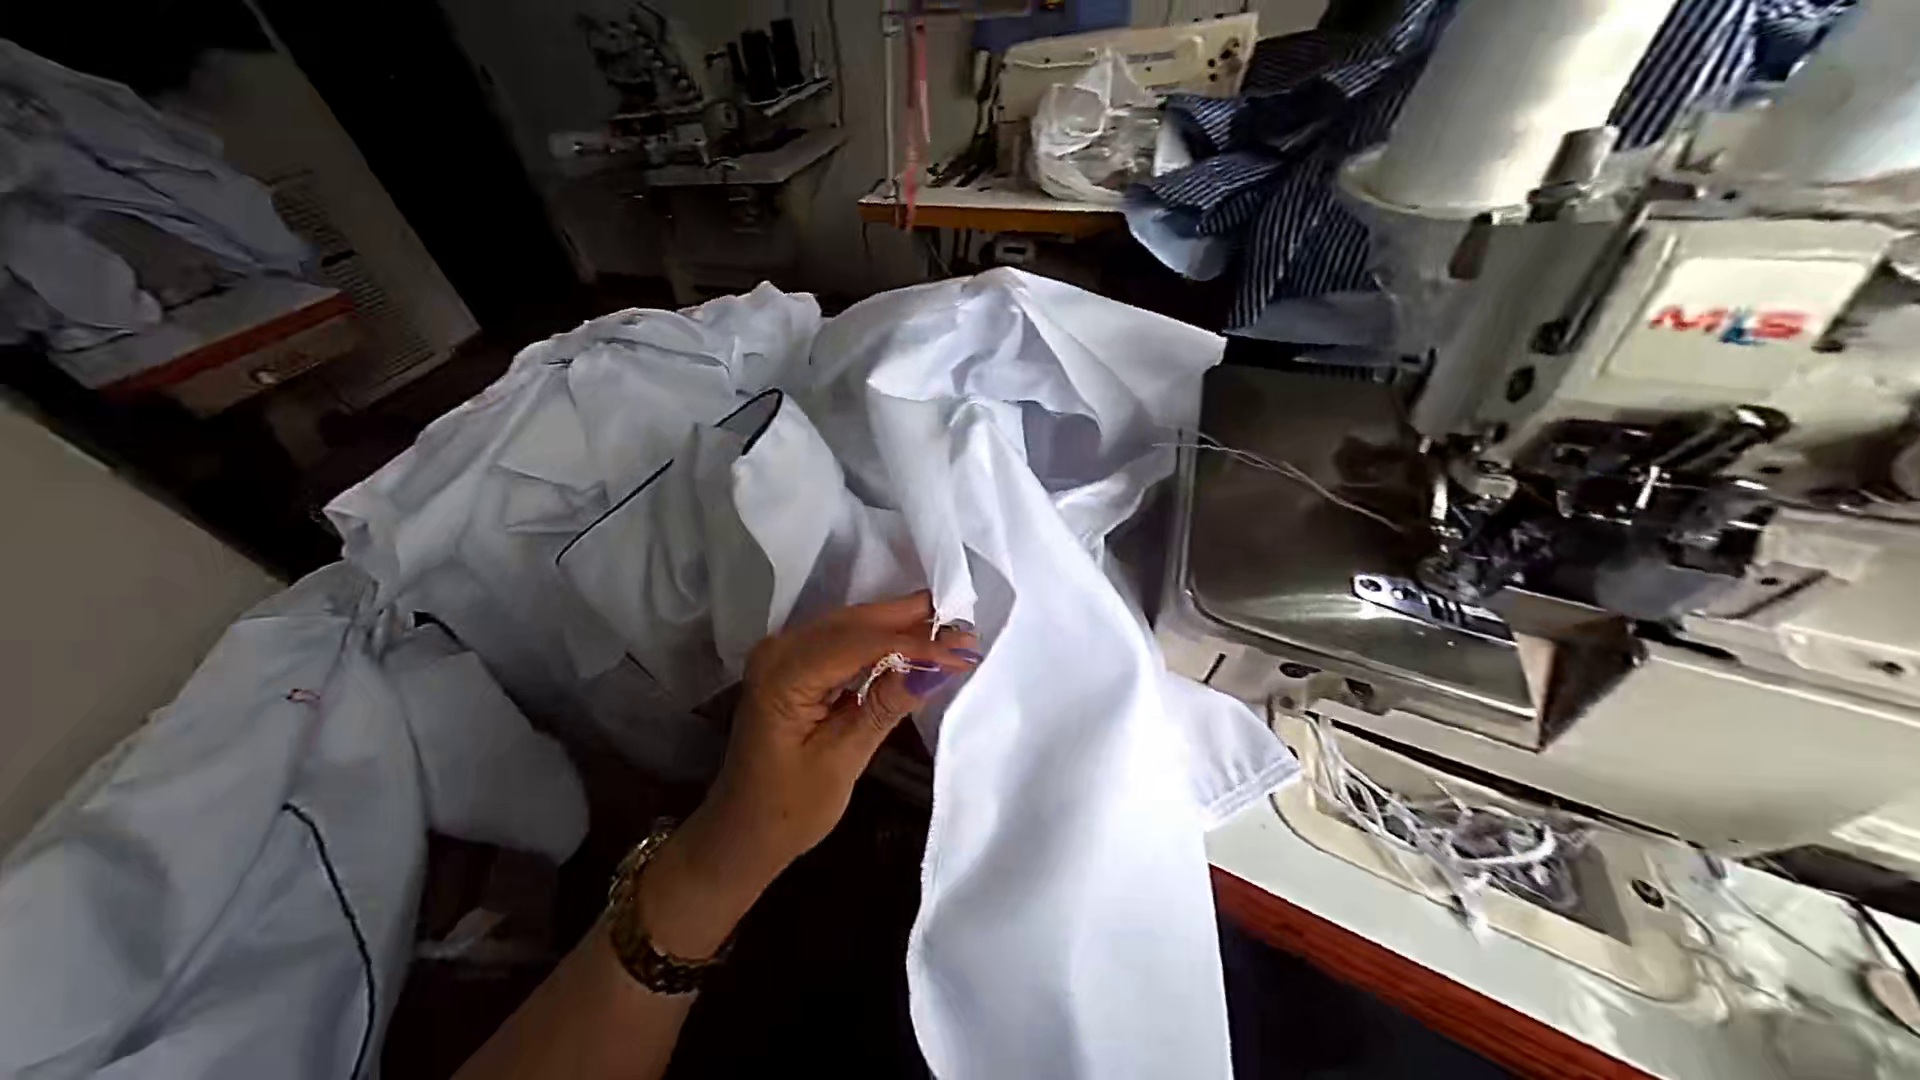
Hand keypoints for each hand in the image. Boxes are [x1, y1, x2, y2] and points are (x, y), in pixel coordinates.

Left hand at [638, 592, 978, 956]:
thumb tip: (937, 666)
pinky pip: (845, 639)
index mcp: (784, 674)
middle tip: (964, 627)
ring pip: (853, 625)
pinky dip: (881, 641)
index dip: (915, 642)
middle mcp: (780, 649)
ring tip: (949, 632)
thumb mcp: (842, 760)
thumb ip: (886, 705)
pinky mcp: (795, 662)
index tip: (963, 649)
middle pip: (856, 622)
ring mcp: (784, 652)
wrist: (742, 831)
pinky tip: (913, 643)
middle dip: (913, 622)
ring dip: (901, 627)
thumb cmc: (787, 809)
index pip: (860, 642)